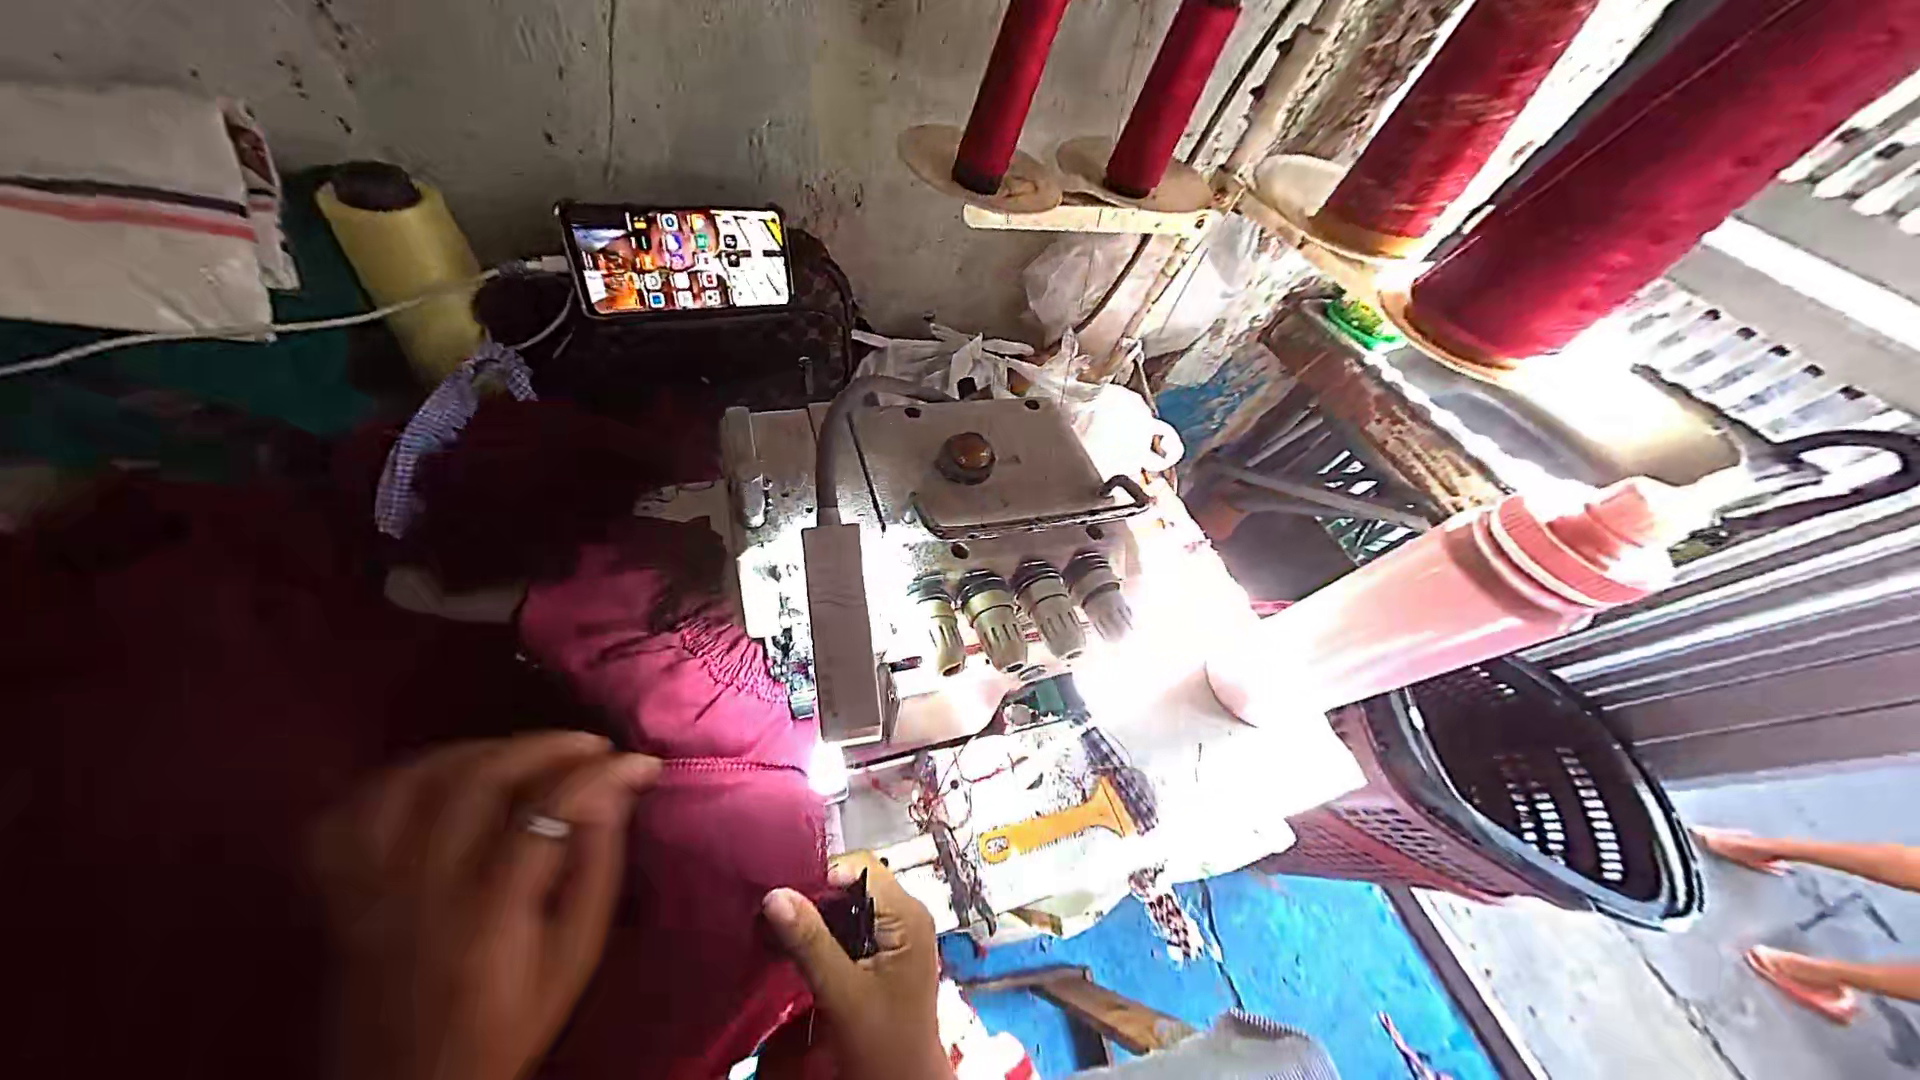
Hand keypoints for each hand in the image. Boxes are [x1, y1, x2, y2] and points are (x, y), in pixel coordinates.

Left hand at [310, 732, 661, 1079]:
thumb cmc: (512, 1022)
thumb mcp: (576, 954)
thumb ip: (596, 866)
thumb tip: (613, 789)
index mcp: (488, 916)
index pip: (547, 813)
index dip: (602, 774)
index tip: (642, 764)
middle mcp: (421, 894)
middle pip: (474, 783)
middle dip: (543, 746)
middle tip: (588, 746)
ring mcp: (369, 894)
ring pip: (407, 786)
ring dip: (474, 751)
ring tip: (522, 753)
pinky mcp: (340, 900)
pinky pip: (345, 819)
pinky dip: (395, 782)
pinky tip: (442, 779)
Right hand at [759, 854, 952, 1079]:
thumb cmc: (883, 1047)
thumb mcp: (843, 993)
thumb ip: (810, 943)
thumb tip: (775, 895)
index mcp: (908, 913)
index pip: (861, 866)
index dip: (822, 876)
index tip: (784, 899)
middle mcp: (908, 913)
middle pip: (855, 883)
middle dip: (815, 898)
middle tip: (775, 918)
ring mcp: (899, 933)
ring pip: (850, 905)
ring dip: (817, 918)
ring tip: (782, 934)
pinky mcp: (887, 953)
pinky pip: (853, 927)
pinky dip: (826, 935)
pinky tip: (800, 951)